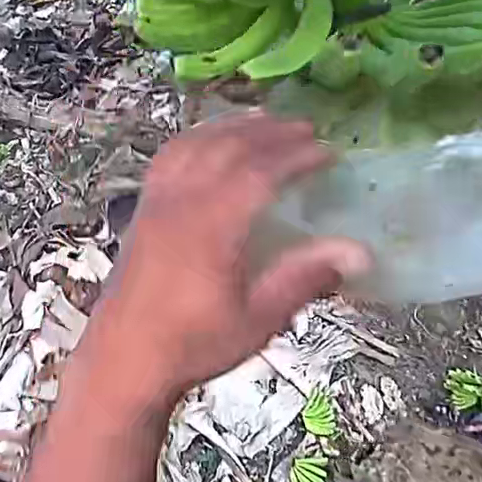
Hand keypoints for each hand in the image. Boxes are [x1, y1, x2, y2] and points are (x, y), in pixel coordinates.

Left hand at [71, 111, 370, 417]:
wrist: (124, 359)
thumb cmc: (193, 343)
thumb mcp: (257, 318)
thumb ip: (304, 277)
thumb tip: (357, 251)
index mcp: (212, 224)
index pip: (260, 171)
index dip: (297, 156)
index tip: (328, 151)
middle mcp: (181, 201)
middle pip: (228, 147)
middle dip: (270, 133)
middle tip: (305, 129)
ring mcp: (156, 201)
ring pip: (195, 144)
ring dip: (231, 127)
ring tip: (262, 121)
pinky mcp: (142, 209)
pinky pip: (169, 157)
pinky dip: (196, 139)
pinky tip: (207, 142)